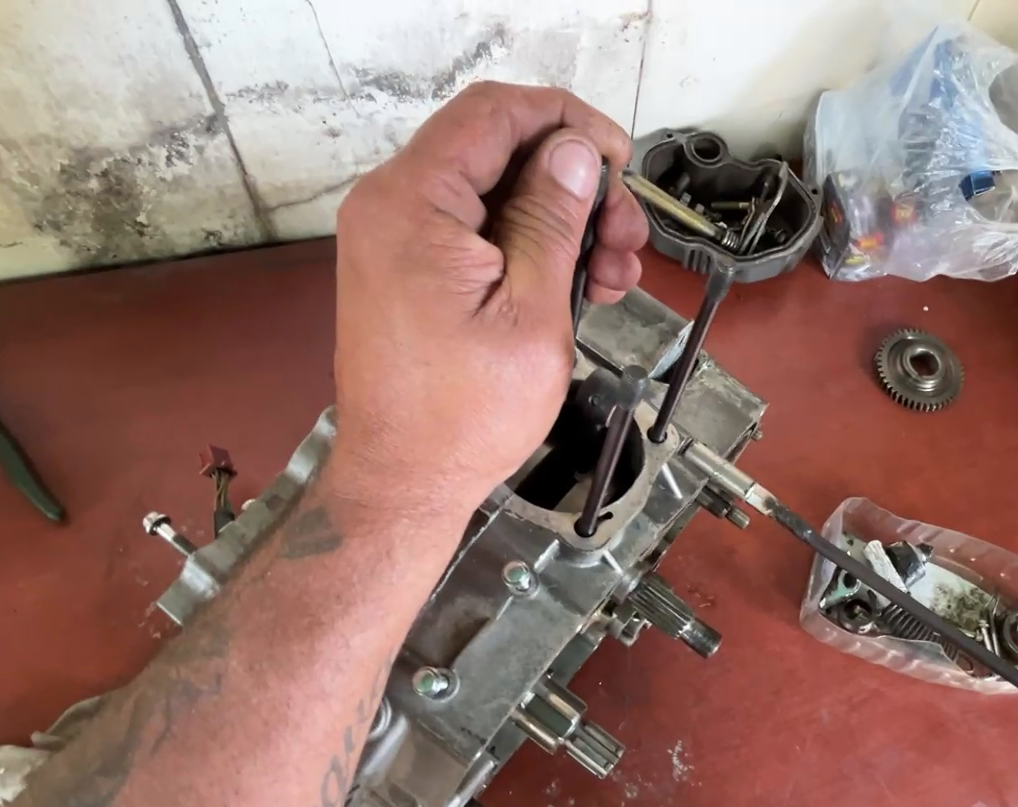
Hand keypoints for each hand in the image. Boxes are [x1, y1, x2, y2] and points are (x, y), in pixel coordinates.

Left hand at [327, 82, 648, 519]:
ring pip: (495, 198)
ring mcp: (397, 242)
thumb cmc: (461, 420)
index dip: (568, 125)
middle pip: (499, 154)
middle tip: (625, 236)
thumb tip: (574, 155)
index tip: (618, 162)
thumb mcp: (531, 315)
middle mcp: (392, 210)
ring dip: (561, 224)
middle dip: (574, 187)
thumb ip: (552, 222)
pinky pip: (478, 236)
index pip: (496, 114)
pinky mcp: (410, 274)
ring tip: (611, 274)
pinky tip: (576, 286)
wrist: (407, 481)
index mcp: (413, 206)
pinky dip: (529, 251)